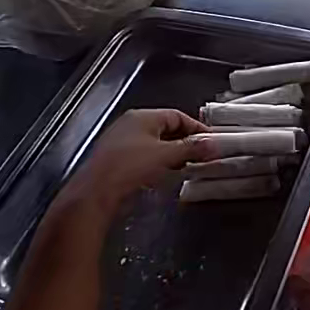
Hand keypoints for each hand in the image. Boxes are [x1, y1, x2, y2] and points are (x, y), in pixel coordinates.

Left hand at [55, 109, 217, 218]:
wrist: (96, 193)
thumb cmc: (131, 167)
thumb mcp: (167, 155)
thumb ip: (192, 148)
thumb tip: (213, 144)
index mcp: (142, 117)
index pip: (177, 115)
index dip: (196, 128)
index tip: (210, 141)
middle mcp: (131, 125)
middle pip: (166, 128)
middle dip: (185, 141)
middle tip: (202, 154)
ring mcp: (122, 142)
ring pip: (156, 143)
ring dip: (173, 153)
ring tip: (188, 165)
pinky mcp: (117, 159)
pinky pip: (145, 155)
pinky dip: (160, 162)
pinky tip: (166, 174)